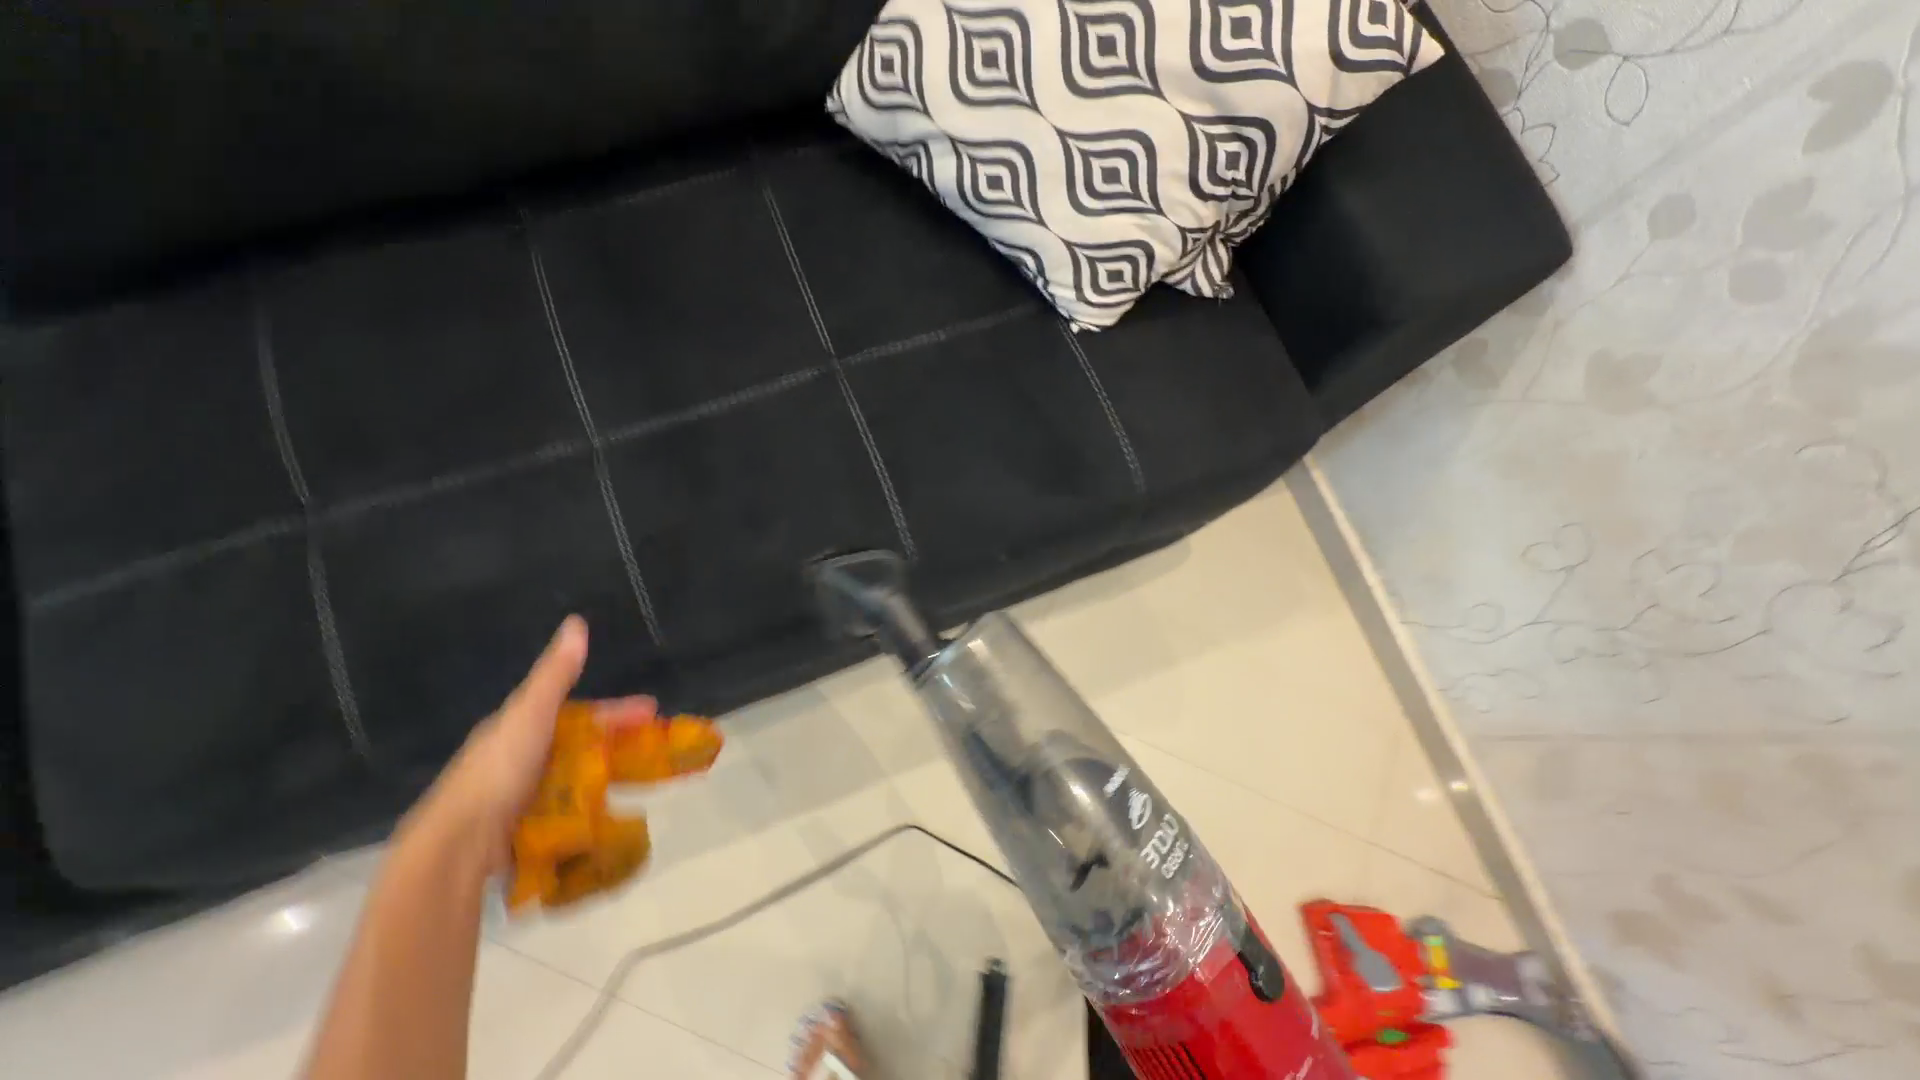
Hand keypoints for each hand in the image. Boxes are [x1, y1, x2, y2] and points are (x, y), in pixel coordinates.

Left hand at [404, 616, 656, 872]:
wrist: (460, 840)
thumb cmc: (499, 769)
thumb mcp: (531, 713)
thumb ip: (556, 675)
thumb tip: (577, 622)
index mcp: (523, 728)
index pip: (582, 713)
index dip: (618, 711)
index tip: (654, 711)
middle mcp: (524, 760)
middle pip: (582, 748)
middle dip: (620, 748)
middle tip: (661, 756)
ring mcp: (525, 797)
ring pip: (577, 783)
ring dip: (609, 785)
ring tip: (647, 793)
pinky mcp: (527, 832)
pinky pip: (568, 818)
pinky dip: (593, 818)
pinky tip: (616, 825)